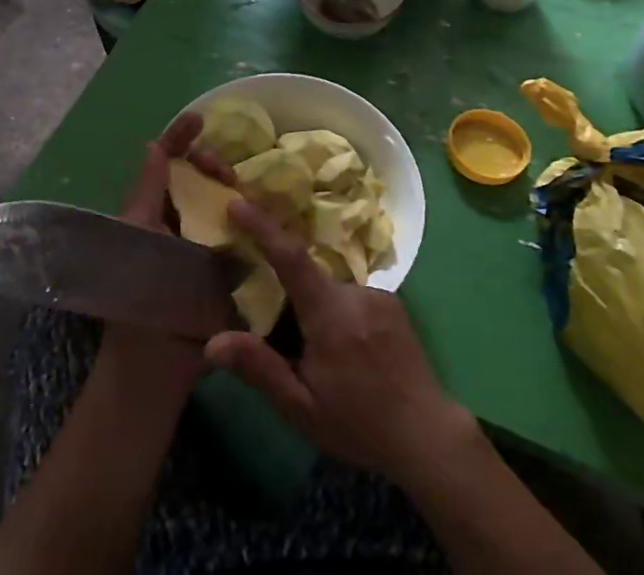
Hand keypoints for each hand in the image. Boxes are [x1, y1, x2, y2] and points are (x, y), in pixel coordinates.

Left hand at [102, 113, 229, 374]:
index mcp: (154, 212)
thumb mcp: (136, 235)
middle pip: (200, 180)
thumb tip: (154, 145)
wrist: (155, 361)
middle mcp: (181, 223)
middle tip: (222, 168)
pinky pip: (244, 235)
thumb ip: (146, 191)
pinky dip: (254, 220)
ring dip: (233, 188)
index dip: (180, 138)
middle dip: (211, 163)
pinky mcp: (228, 270)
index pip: (167, 165)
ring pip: (224, 203)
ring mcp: (205, 246)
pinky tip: (267, 213)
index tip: (199, 119)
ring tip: (240, 188)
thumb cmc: (136, 296)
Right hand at [205, 199, 478, 483]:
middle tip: (281, 334)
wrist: (431, 439)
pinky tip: (343, 350)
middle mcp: (357, 294)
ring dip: (314, 308)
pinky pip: (349, 295)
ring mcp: (380, 296)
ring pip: (328, 288)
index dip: (263, 227)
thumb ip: (259, 368)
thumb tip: (213, 342)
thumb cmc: (360, 425)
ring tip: (317, 353)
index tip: (237, 204)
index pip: (291, 258)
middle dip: (286, 293)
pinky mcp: (394, 303)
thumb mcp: (301, 407)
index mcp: (332, 316)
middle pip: (307, 276)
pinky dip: (335, 312)